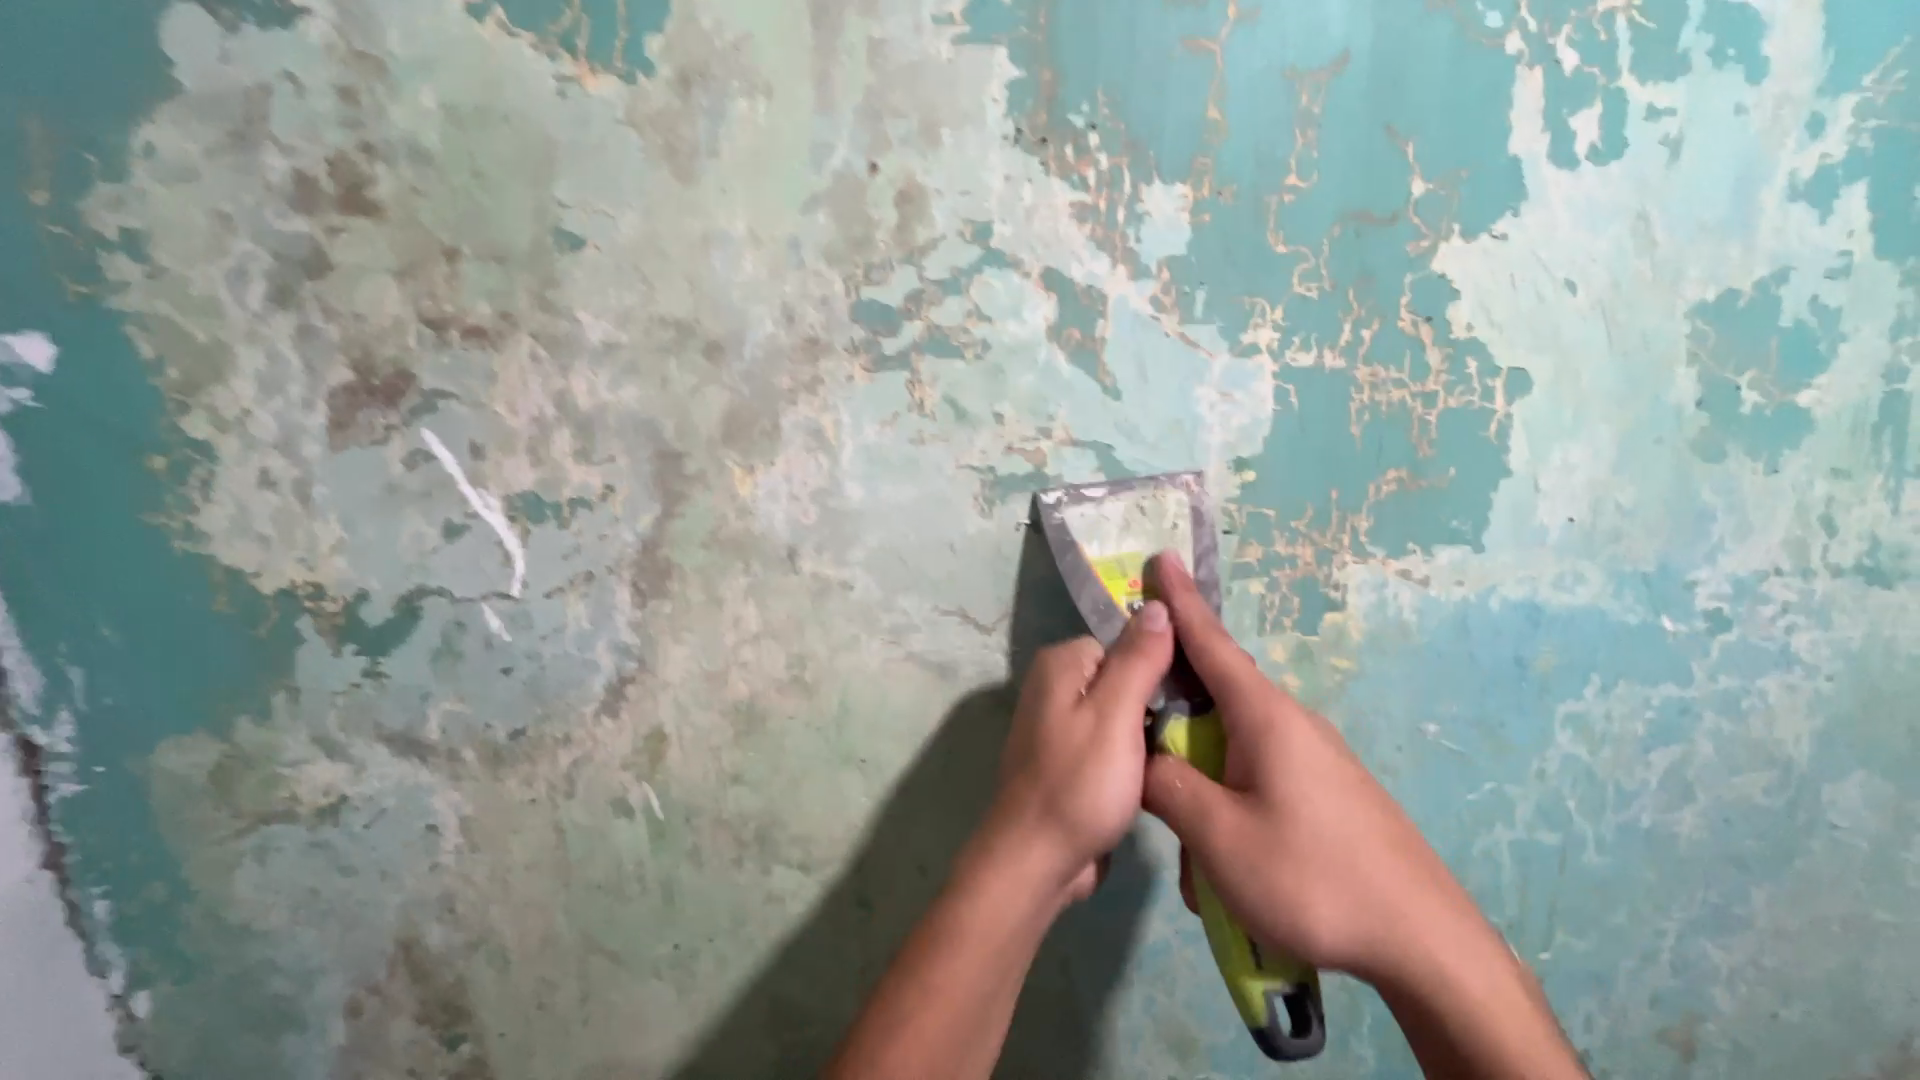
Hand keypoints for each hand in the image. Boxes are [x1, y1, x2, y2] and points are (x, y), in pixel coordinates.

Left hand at [986, 601, 1173, 902]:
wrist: (1037, 862)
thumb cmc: (1079, 783)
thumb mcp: (1116, 714)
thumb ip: (1139, 658)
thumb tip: (1158, 603)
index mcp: (1062, 664)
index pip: (1127, 642)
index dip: (1162, 665)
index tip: (1195, 694)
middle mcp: (1056, 687)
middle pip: (1126, 677)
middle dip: (1158, 701)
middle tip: (1196, 725)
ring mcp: (1062, 726)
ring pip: (1124, 714)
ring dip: (1150, 733)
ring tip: (1185, 750)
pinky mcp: (1072, 761)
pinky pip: (1113, 743)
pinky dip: (1135, 756)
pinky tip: (1161, 773)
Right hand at [1141, 552, 1485, 985]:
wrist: (1423, 941)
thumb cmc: (1314, 878)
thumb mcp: (1219, 837)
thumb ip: (1167, 786)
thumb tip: (1146, 759)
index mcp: (1264, 716)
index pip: (1210, 642)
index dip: (1180, 600)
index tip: (1161, 557)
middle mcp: (1289, 724)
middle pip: (1214, 696)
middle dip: (1173, 713)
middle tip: (1138, 736)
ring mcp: (1312, 758)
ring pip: (1232, 749)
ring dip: (1201, 788)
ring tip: (1198, 860)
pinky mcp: (1325, 792)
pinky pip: (1257, 778)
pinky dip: (1228, 807)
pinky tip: (1228, 868)